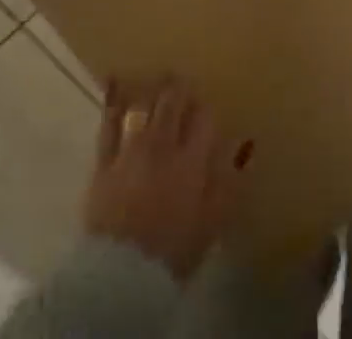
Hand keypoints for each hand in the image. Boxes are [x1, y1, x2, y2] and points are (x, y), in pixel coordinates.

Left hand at [83, 79, 248, 280]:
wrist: (121, 272)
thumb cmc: (175, 248)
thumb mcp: (215, 219)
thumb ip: (233, 179)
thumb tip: (247, 145)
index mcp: (194, 160)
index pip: (206, 119)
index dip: (208, 108)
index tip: (210, 103)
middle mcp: (164, 147)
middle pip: (174, 106)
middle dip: (180, 89)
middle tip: (184, 78)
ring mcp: (131, 151)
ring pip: (144, 108)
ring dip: (152, 90)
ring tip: (158, 78)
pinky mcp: (104, 162)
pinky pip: (109, 125)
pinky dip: (114, 103)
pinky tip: (116, 82)